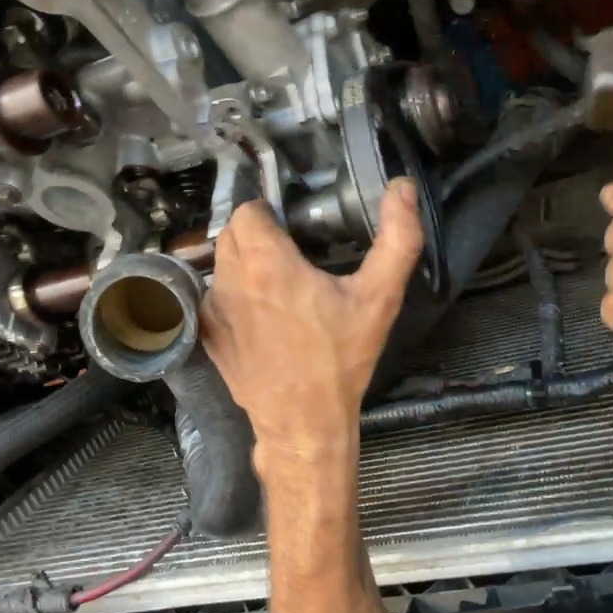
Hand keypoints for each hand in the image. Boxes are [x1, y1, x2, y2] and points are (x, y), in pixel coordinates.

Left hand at [202, 177, 424, 469]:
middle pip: (231, 233)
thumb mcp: (378, 300)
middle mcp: (230, 280)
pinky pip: (216, 299)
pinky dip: (236, 298)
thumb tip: (402, 190)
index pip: (249, 209)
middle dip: (258, 235)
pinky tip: (265, 320)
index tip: (295, 228)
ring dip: (245, 265)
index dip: (271, 212)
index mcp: (267, 263)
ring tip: (281, 288)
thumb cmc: (340, 363)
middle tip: (293, 255)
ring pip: (221, 265)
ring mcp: (215, 311)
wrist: (304, 423)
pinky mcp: (209, 336)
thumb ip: (397, 239)